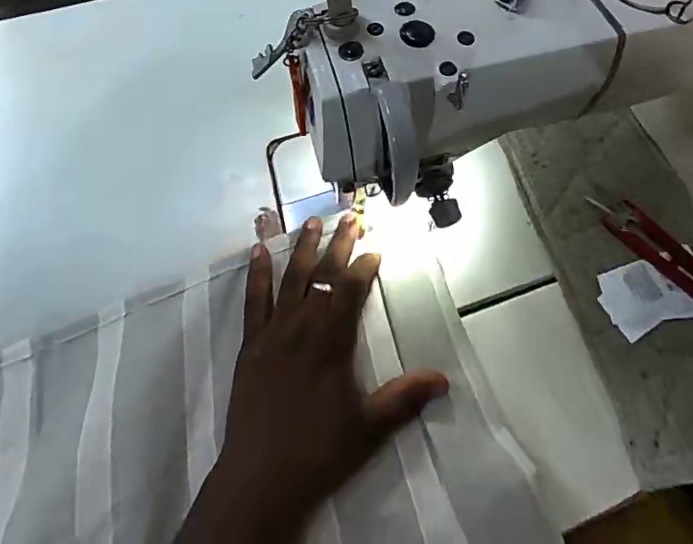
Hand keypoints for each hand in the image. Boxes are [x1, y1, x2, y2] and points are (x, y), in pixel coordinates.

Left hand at [176, 213, 448, 542]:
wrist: (262, 474)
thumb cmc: (320, 451)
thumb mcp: (369, 428)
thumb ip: (403, 399)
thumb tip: (442, 378)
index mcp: (332, 343)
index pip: (350, 291)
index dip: (364, 266)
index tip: (375, 248)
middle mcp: (303, 327)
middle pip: (323, 275)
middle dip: (338, 245)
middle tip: (350, 218)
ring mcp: (273, 331)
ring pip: (291, 279)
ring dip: (302, 248)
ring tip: (312, 222)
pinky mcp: (251, 342)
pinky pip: (253, 300)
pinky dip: (257, 273)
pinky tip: (258, 251)